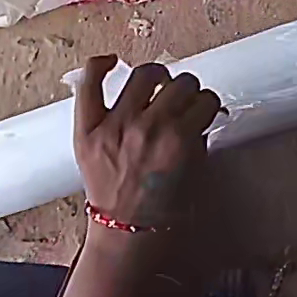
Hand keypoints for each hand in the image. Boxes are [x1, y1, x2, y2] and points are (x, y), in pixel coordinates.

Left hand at [73, 58, 222, 231]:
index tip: (204, 110)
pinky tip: (112, 63)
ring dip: (159, 76)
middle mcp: (148, 127)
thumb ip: (199, 140)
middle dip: (189, 92)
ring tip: (159, 86)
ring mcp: (115, 125)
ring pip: (145, 75)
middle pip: (181, 85)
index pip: (205, 101)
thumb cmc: (162, 211)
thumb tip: (201, 114)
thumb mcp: (195, 175)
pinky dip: (99, 67)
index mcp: (180, 141)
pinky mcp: (88, 128)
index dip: (209, 106)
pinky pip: (89, 84)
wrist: (126, 232)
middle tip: (185, 102)